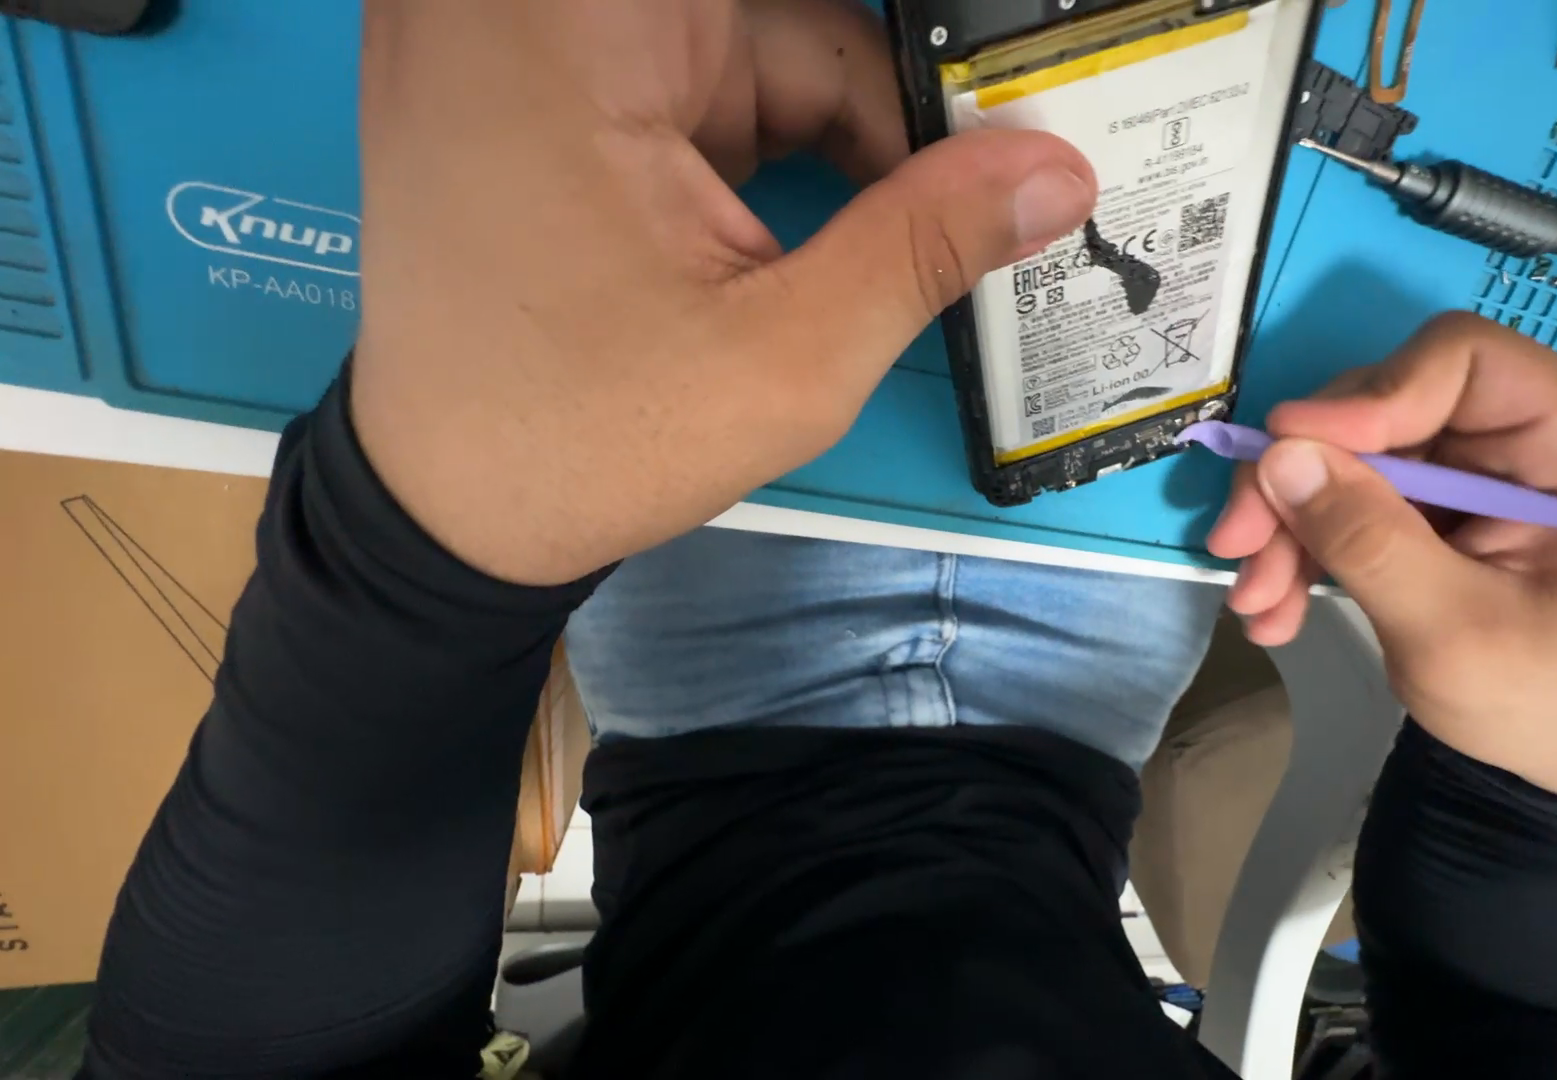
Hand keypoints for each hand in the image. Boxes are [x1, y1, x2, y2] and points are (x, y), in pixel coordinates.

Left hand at [351, 0, 1094, 584]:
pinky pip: (701, 89)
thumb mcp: (791, 357)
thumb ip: (927, 248)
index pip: (814, 10)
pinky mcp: (546, 101)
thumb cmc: (602, 443)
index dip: (916, 73)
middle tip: (961, 200)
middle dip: (877, 119)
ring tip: (880, 242)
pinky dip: (773, 151)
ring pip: (749, 52)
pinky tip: (808, 234)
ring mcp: (529, 46)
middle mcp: (529, 2)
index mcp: (571, 22)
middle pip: (781, 21)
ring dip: (833, 144)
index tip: (986, 138)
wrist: (460, 513)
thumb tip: (1055, 172)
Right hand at [1208, 313, 1556, 798]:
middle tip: (1236, 544)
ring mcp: (1467, 476)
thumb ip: (1368, 540)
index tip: (1283, 454)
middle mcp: (1521, 441)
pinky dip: (1298, 552)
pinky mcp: (1426, 510)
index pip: (1462, 363)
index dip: (1364, 399)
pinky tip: (1274, 609)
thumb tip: (1277, 457)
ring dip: (1284, 527)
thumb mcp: (1453, 632)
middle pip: (1377, 413)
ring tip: (1255, 602)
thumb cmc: (1545, 708)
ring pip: (1342, 460)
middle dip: (1295, 479)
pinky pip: (1340, 502)